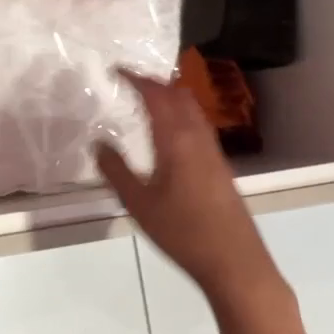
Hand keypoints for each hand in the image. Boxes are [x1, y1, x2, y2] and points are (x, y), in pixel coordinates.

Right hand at [95, 69, 283, 303]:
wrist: (235, 263)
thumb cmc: (182, 232)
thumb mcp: (138, 203)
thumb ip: (115, 169)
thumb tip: (98, 142)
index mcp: (176, 140)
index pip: (156, 96)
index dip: (136, 78)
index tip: (115, 70)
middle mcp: (198, 139)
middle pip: (179, 96)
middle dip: (154, 83)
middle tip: (129, 81)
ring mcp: (213, 153)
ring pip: (192, 111)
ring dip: (169, 98)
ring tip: (145, 101)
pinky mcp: (220, 168)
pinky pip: (197, 127)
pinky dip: (179, 116)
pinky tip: (167, 135)